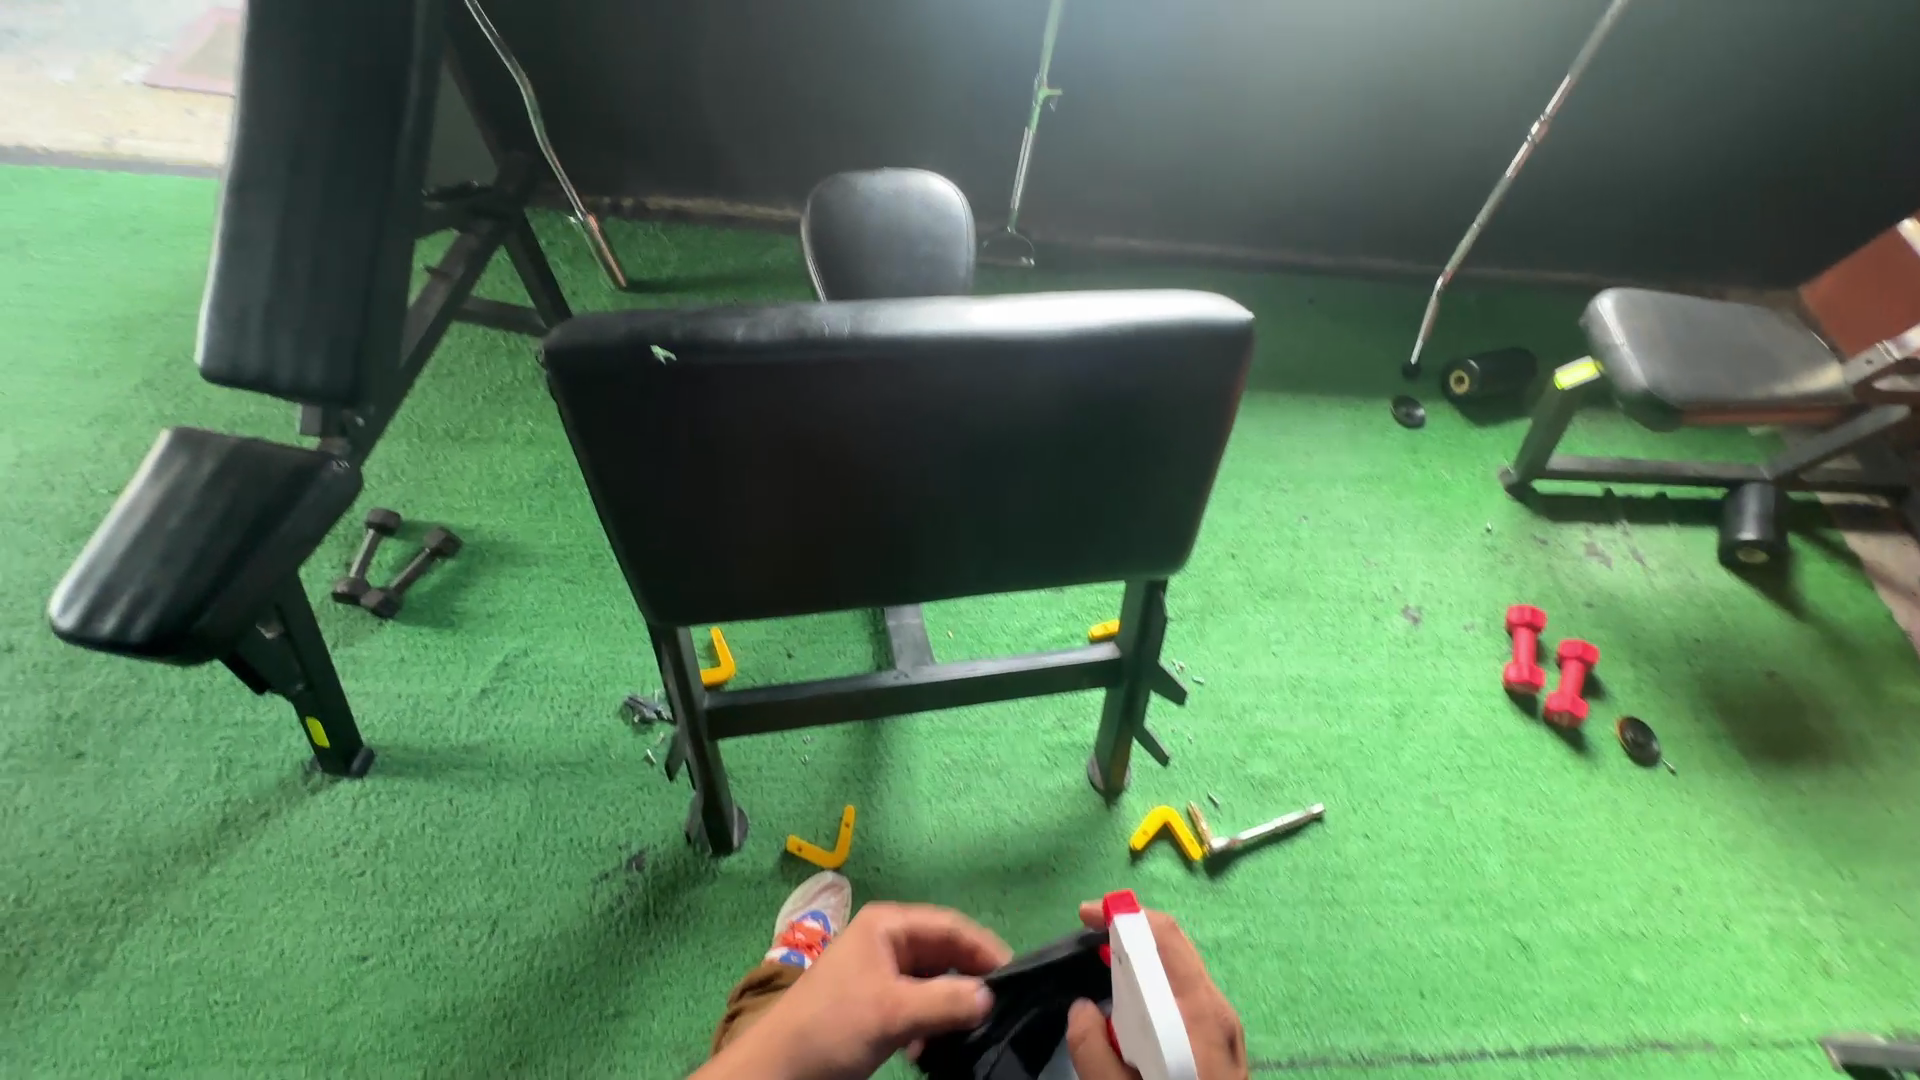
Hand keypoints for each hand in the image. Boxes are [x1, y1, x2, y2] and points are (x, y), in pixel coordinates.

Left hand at [702, 902, 1012, 1079]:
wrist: (777, 1071)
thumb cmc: (833, 1026)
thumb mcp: (892, 1012)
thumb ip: (944, 1002)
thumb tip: (990, 997)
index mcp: (888, 925)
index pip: (949, 925)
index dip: (983, 947)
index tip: (1015, 975)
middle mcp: (887, 941)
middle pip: (942, 952)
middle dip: (970, 978)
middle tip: (1002, 1006)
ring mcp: (881, 973)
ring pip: (932, 981)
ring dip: (951, 1005)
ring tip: (974, 1030)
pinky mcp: (876, 1004)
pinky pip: (917, 1005)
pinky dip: (931, 1023)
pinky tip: (935, 1049)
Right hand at [1065, 902, 1246, 1079]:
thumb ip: (1092, 1050)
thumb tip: (1082, 1009)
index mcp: (1198, 1015)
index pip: (1164, 935)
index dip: (1122, 913)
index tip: (1085, 916)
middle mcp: (1217, 1012)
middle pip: (1172, 946)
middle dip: (1128, 933)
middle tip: (1089, 942)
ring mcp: (1225, 1030)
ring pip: (1178, 971)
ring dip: (1139, 961)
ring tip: (1104, 973)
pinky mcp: (1224, 1048)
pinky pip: (1184, 997)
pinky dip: (1153, 989)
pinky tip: (1130, 1013)